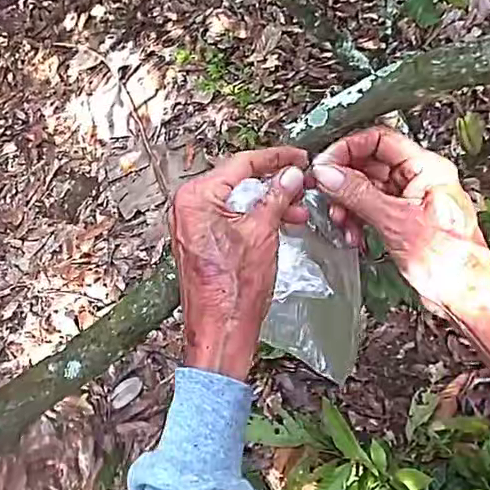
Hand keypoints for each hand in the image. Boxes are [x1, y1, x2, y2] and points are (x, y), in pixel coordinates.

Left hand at [171, 147, 309, 380]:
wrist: (221, 330)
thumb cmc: (232, 292)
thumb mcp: (262, 233)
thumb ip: (276, 196)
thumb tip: (289, 176)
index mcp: (196, 198)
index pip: (241, 164)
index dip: (276, 159)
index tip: (296, 158)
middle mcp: (188, 208)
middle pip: (239, 182)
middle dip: (274, 185)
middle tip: (300, 185)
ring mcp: (192, 226)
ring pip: (238, 202)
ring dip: (268, 204)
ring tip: (296, 211)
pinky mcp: (201, 242)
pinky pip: (231, 219)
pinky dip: (256, 219)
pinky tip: (278, 224)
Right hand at [310, 128, 489, 374]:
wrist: (465, 295)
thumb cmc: (451, 261)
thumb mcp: (396, 221)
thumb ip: (359, 194)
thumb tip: (329, 173)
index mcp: (427, 169)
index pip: (379, 140)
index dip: (348, 149)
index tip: (325, 165)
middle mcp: (419, 181)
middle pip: (370, 164)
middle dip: (344, 181)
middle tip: (325, 194)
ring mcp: (410, 202)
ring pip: (367, 189)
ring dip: (347, 204)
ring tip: (340, 220)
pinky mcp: (403, 222)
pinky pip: (371, 210)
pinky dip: (357, 220)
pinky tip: (353, 234)